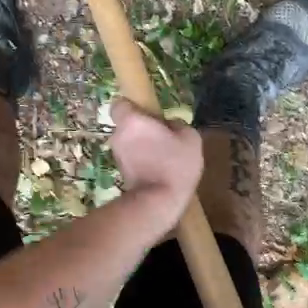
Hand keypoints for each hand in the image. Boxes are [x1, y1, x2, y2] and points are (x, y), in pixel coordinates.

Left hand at [107, 98, 201, 226]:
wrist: (159, 203)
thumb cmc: (174, 164)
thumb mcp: (190, 138)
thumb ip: (178, 124)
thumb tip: (171, 124)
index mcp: (131, 120)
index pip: (119, 104)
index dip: (132, 107)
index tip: (148, 114)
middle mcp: (118, 135)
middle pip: (126, 124)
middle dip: (140, 128)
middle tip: (161, 136)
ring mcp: (117, 155)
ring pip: (128, 142)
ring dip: (141, 146)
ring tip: (162, 156)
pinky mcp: (120, 172)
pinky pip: (131, 158)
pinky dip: (141, 161)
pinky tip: (158, 170)